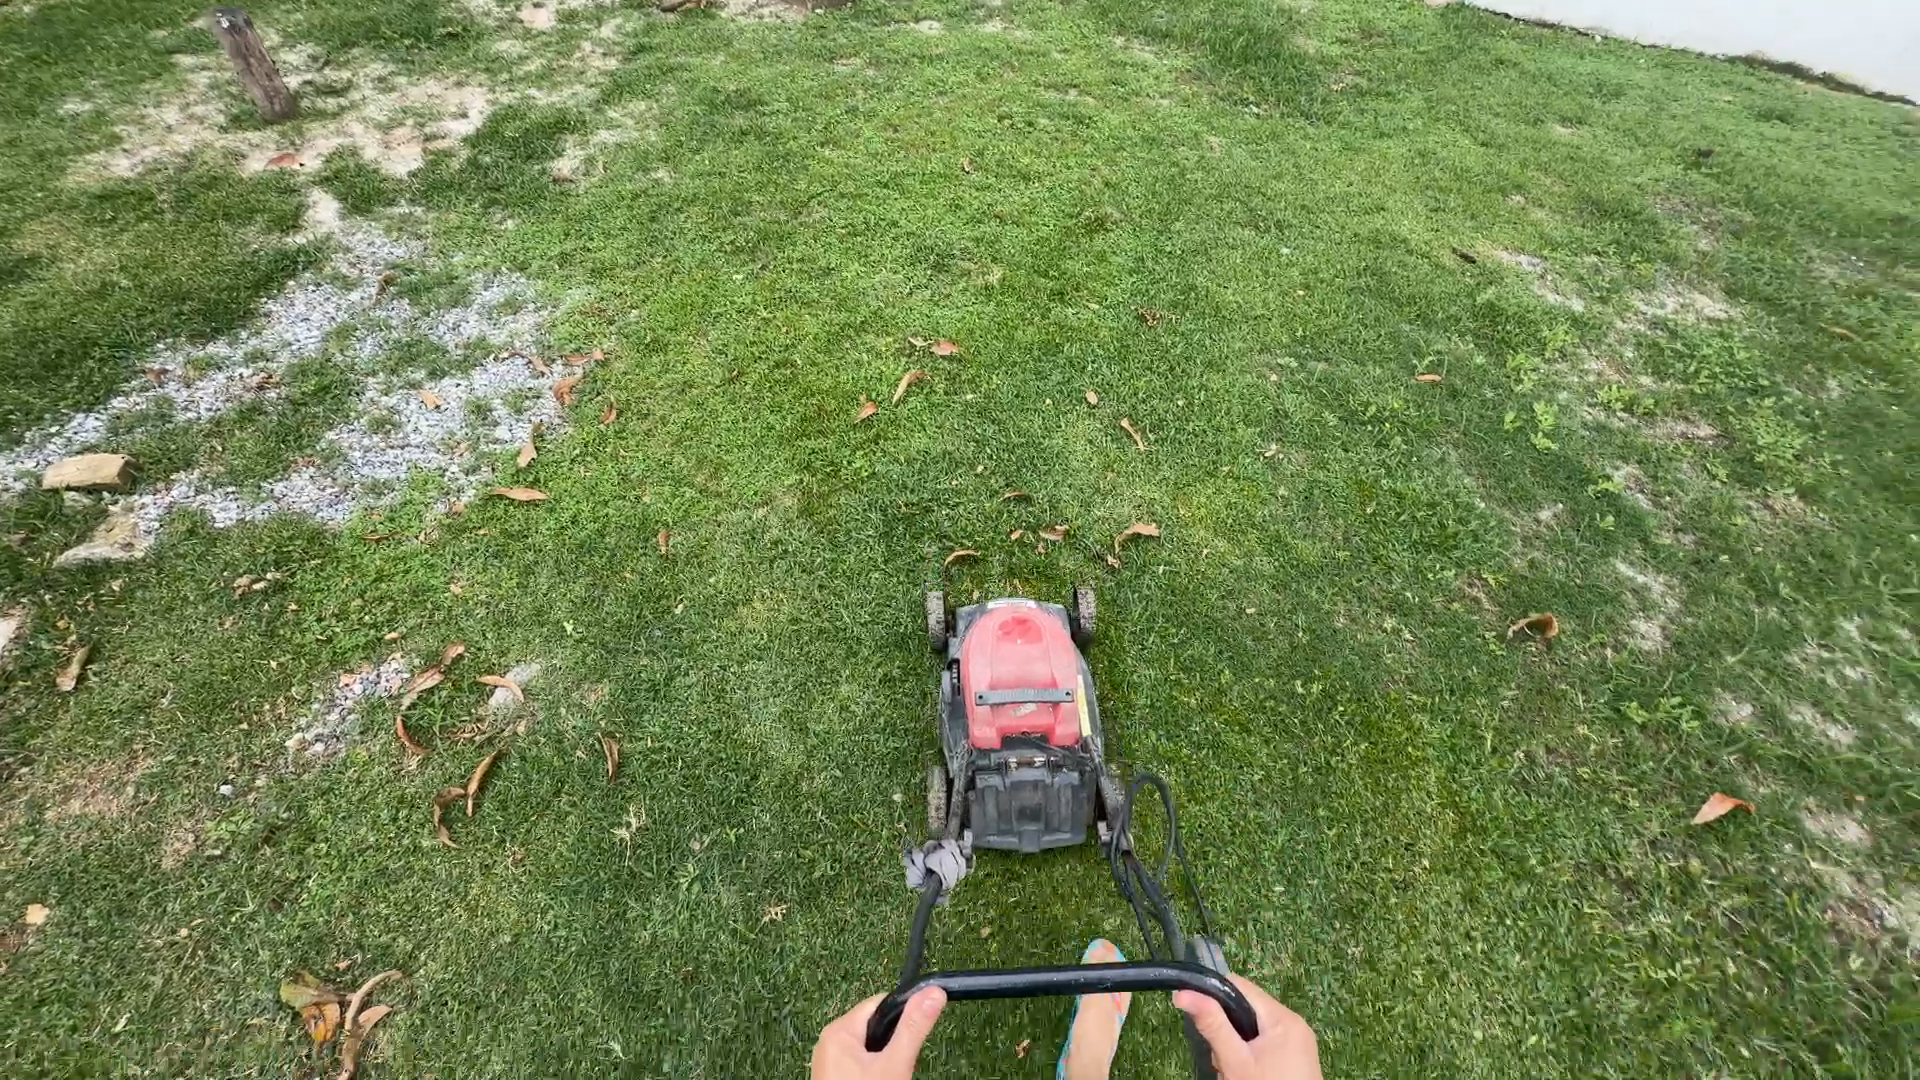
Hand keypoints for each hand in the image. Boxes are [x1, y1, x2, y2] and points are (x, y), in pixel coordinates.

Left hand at [811, 987, 947, 1079]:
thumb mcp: (894, 1066)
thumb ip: (913, 1028)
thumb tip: (933, 993)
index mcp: (838, 1031)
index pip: (879, 1004)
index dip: (902, 1018)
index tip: (913, 1039)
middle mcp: (829, 1044)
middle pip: (875, 1028)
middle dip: (894, 1046)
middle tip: (899, 1070)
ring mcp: (830, 1065)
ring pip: (870, 1050)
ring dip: (886, 1063)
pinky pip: (861, 1067)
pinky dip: (876, 1075)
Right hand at [1174, 975, 1321, 1079]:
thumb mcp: (1235, 1062)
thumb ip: (1212, 1025)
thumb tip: (1182, 993)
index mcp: (1283, 1017)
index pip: (1239, 985)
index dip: (1213, 994)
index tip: (1197, 1016)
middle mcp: (1294, 1022)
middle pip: (1246, 1006)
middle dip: (1226, 1026)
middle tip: (1219, 1055)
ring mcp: (1299, 1041)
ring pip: (1254, 1025)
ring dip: (1236, 1042)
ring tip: (1231, 1069)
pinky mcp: (1298, 1057)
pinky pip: (1267, 1041)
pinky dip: (1251, 1051)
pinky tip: (1245, 1072)